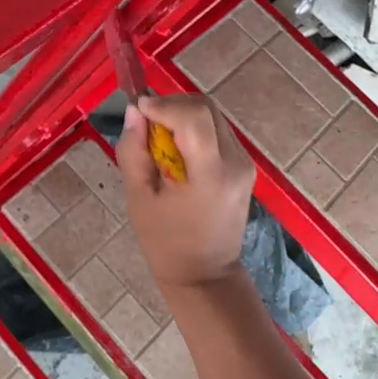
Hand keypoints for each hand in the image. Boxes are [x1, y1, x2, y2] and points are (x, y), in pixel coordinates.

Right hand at [114, 94, 254, 290]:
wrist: (204, 273)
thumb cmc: (164, 242)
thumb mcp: (138, 198)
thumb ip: (134, 152)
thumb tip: (134, 113)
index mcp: (211, 174)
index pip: (194, 118)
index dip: (163, 105)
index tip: (137, 108)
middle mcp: (235, 162)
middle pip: (206, 109)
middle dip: (172, 105)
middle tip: (144, 120)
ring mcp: (244, 162)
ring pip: (213, 115)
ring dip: (182, 115)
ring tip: (156, 135)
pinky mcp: (243, 165)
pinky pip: (216, 131)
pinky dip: (192, 127)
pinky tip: (174, 147)